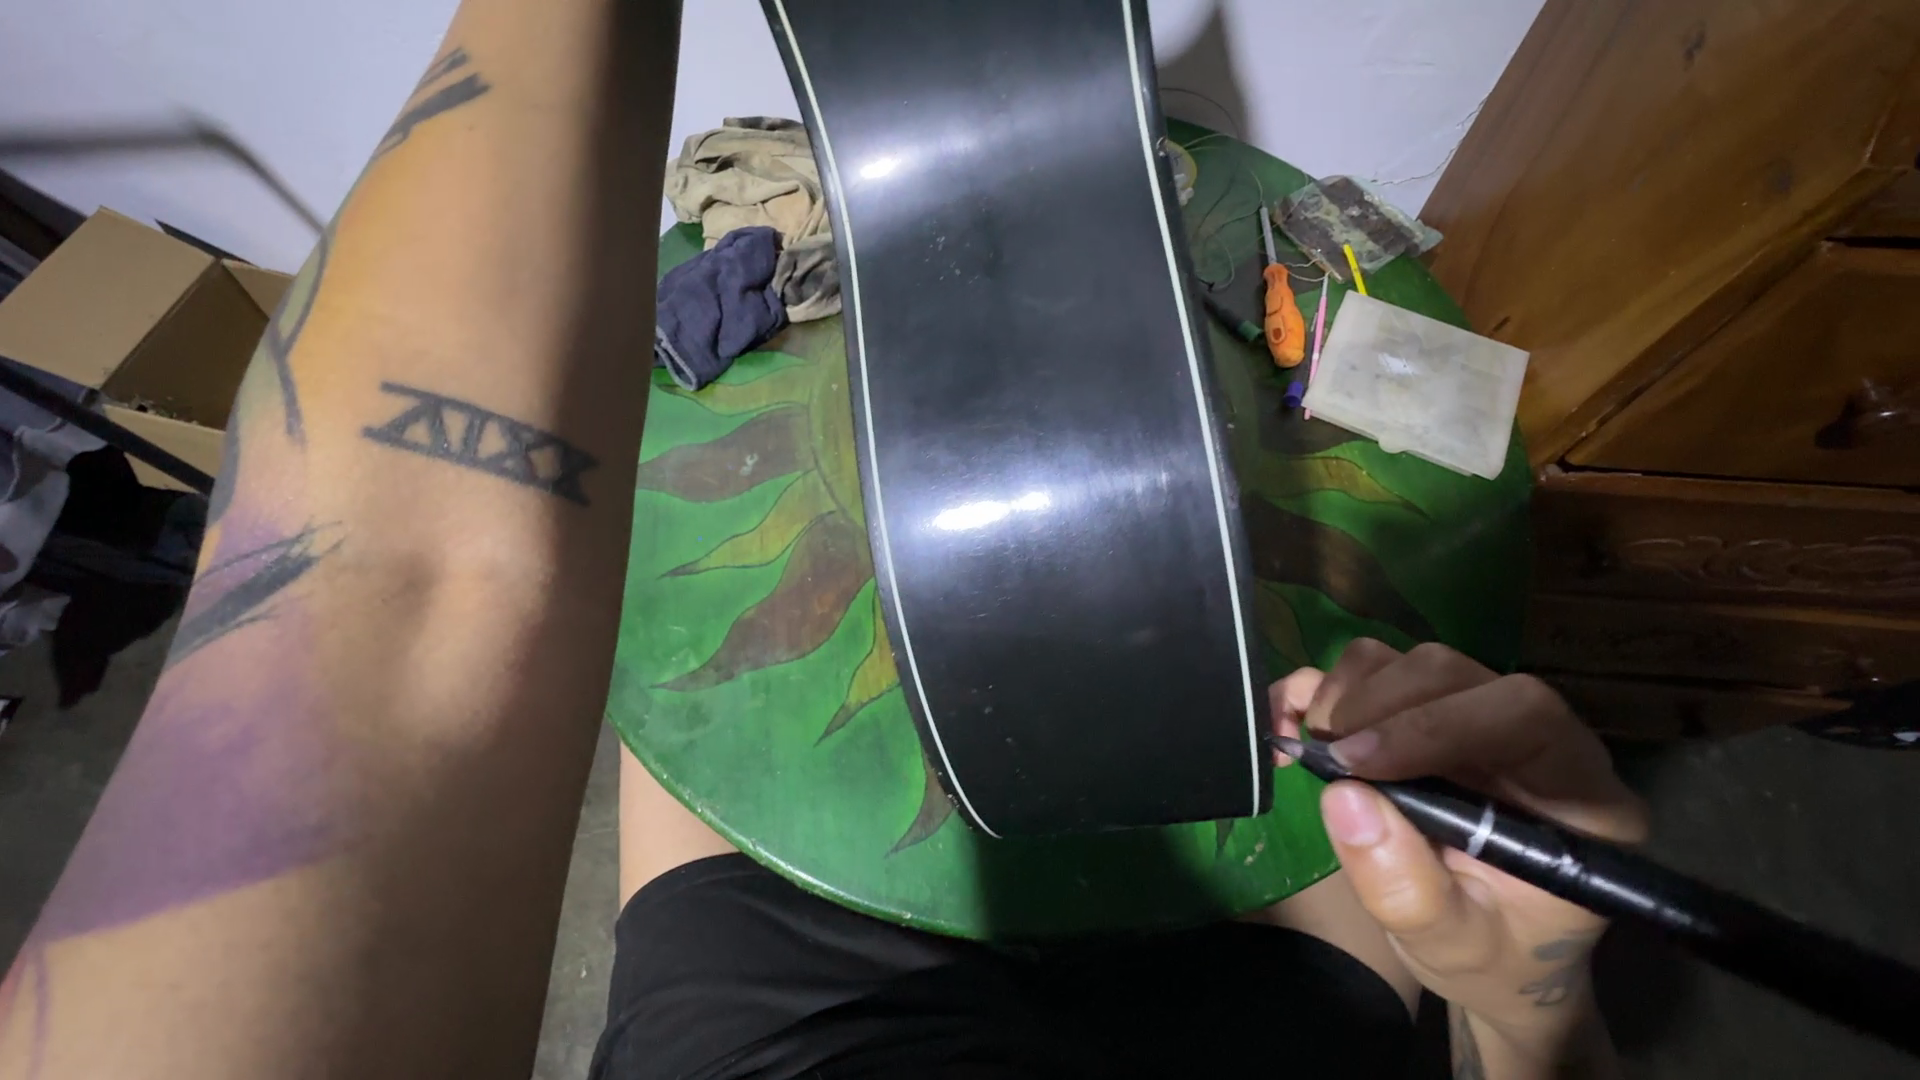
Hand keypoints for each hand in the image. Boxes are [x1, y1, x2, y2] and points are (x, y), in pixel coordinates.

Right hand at [1272, 640, 1647, 1042]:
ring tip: (1317, 752)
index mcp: (1573, 792)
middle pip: (1449, 672)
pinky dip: (1315, 688)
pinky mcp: (1414, 711)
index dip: (1435, 723)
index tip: (1358, 764)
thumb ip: (1409, 889)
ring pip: (1401, 660)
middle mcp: (1526, 735)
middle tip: (1328, 761)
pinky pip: (1363, 669)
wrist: (1483, 946)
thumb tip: (1344, 797)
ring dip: (1344, 695)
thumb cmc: (1491, 952)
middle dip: (1375, 707)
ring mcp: (1466, 714)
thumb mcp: (1456, 947)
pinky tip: (1291, 726)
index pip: (1523, 713)